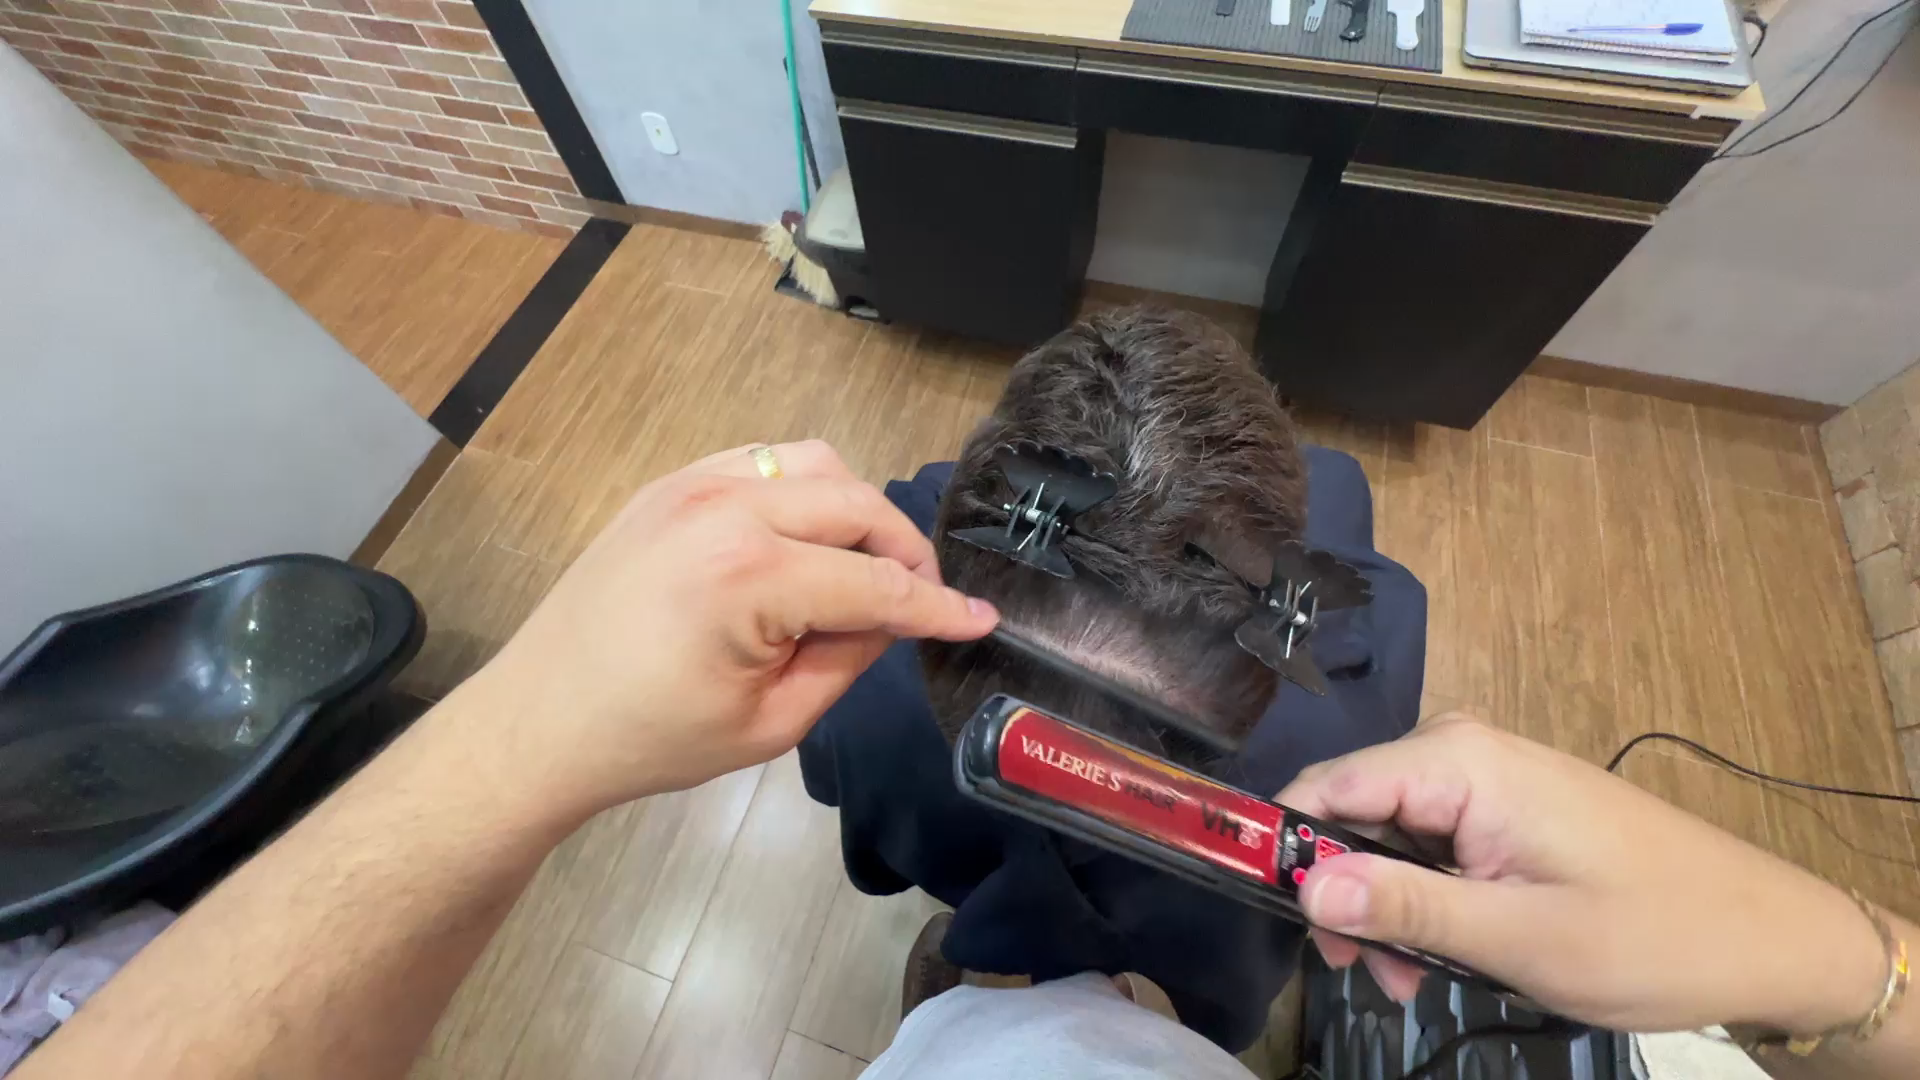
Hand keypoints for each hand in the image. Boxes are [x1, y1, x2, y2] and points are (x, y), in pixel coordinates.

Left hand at [446, 440, 997, 819]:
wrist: (539, 720)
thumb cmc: (655, 738)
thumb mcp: (774, 722)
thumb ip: (849, 655)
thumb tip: (891, 613)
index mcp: (749, 577)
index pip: (876, 583)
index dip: (937, 606)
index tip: (981, 618)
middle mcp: (726, 506)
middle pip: (857, 505)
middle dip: (905, 551)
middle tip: (917, 598)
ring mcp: (693, 482)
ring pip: (818, 464)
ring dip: (857, 510)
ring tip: (860, 562)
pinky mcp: (673, 481)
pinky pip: (767, 461)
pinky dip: (806, 491)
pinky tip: (803, 536)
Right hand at [1277, 716, 1887, 1034]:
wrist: (1784, 941)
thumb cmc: (1658, 936)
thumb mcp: (1524, 939)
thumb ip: (1406, 908)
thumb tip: (1303, 890)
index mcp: (1454, 761)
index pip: (1329, 785)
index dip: (1290, 843)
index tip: (1285, 914)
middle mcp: (1451, 749)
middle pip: (1352, 809)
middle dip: (1345, 888)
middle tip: (1359, 968)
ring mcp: (1473, 773)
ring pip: (1384, 831)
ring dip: (1384, 901)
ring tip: (1408, 975)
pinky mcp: (1491, 800)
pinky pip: (1423, 838)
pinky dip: (1418, 892)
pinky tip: (1441, 946)